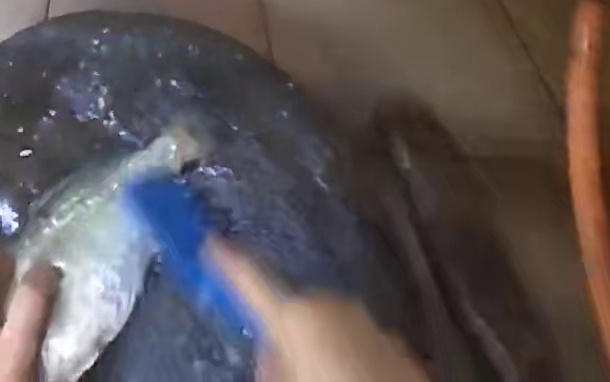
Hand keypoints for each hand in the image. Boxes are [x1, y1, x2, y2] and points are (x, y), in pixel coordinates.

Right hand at [207, 239, 432, 381]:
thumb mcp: (284, 381)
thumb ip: (271, 367)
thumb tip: (274, 354)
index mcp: (298, 317)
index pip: (250, 278)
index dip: (227, 261)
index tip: (209, 241)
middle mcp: (333, 306)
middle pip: (292, 314)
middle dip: (286, 340)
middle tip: (285, 376)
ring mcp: (371, 325)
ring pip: (328, 329)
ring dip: (321, 354)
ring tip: (323, 380)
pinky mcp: (400, 349)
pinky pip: (359, 347)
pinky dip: (352, 365)